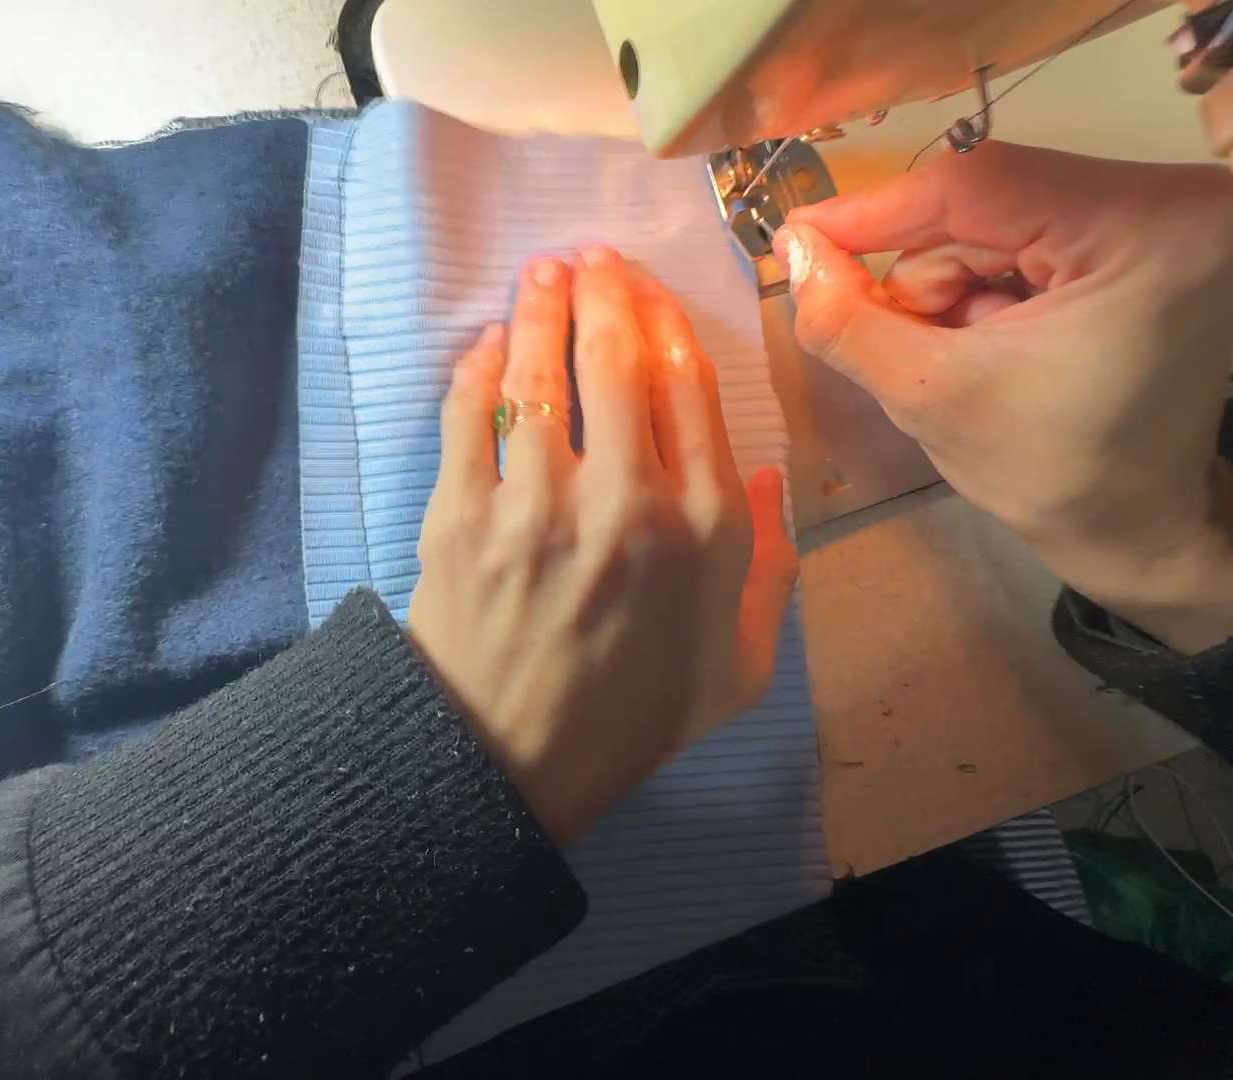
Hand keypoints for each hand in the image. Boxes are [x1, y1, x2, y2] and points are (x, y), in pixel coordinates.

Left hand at [408, 246, 798, 844]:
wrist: (513, 762)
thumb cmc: (633, 716)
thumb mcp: (741, 665)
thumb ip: (771, 567)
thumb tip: (765, 476)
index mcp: (702, 529)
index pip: (689, 387)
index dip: (668, 321)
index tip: (651, 293)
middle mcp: (625, 501)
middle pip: (616, 358)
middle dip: (606, 290)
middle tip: (593, 259)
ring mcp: (535, 505)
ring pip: (540, 371)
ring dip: (541, 307)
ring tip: (543, 273)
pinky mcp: (460, 516)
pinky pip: (469, 414)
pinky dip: (479, 365)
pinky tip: (489, 342)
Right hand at [775, 142, 1232, 651]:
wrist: (1127, 520)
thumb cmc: (1040, 470)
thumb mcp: (925, 397)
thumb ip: (847, 323)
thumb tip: (793, 252)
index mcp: (1142, 228)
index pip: (977, 184)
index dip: (872, 212)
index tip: (796, 236)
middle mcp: (1167, 198)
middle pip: (982, 204)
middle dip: (919, 277)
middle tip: (894, 344)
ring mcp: (1158, 214)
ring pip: (987, 223)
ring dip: (942, 290)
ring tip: (953, 359)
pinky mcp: (1137, 238)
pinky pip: (1014, 239)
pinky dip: (970, 290)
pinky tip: (979, 343)